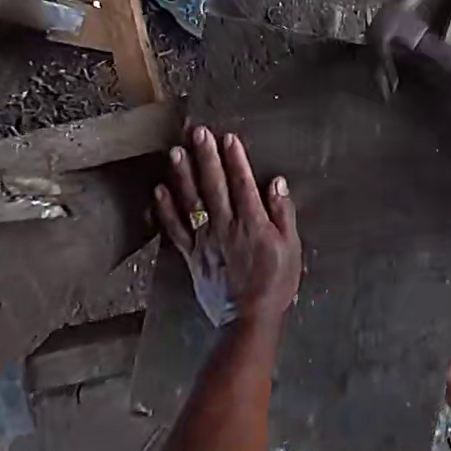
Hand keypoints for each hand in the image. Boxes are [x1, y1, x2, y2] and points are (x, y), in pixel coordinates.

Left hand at [154, 126, 302, 327]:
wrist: (248, 318)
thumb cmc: (275, 283)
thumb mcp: (291, 248)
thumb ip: (282, 214)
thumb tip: (276, 183)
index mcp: (252, 222)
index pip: (242, 183)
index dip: (235, 158)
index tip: (228, 137)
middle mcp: (225, 226)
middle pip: (213, 185)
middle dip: (206, 156)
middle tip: (197, 132)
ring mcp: (205, 240)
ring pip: (191, 201)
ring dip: (183, 175)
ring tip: (175, 151)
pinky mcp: (192, 255)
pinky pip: (175, 229)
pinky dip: (165, 209)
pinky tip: (159, 190)